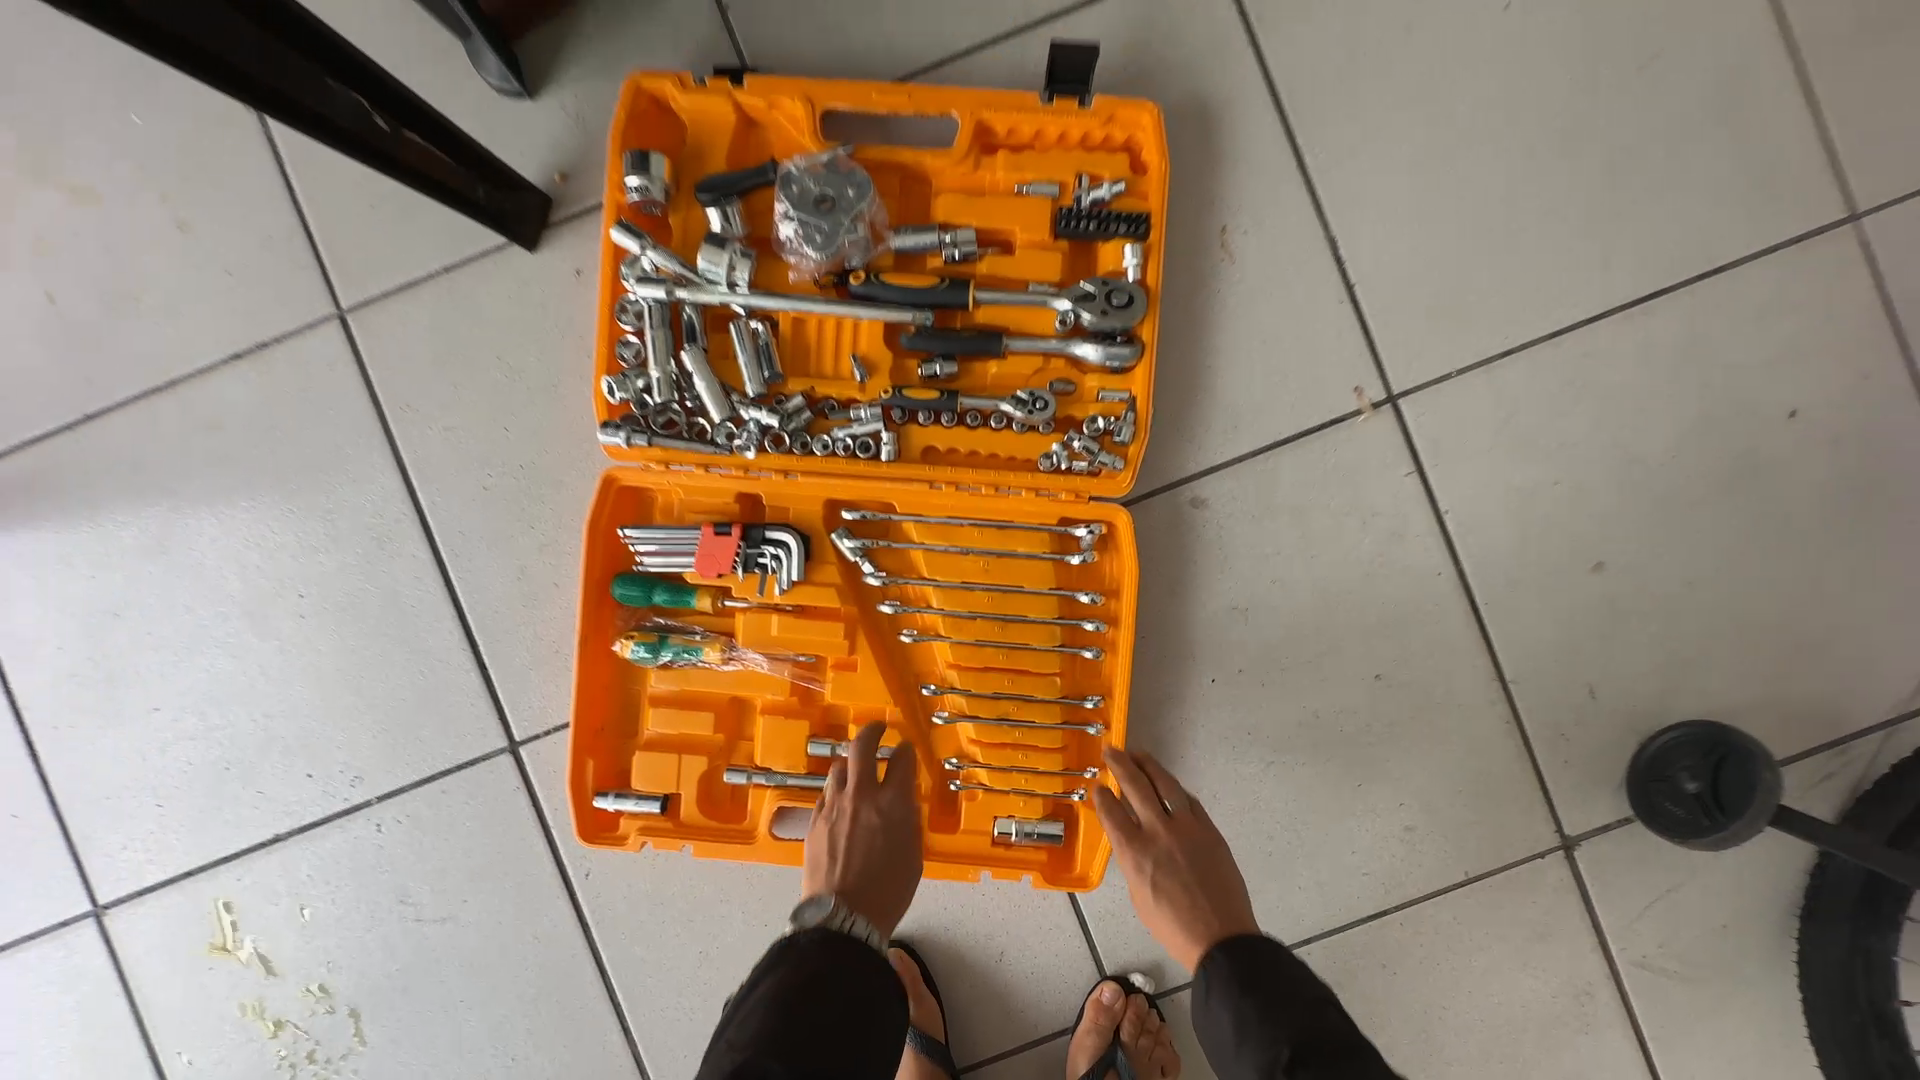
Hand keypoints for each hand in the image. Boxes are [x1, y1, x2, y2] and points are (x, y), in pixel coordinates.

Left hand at [802, 722, 922, 938]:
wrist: (842, 918)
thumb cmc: (888, 893)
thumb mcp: (913, 855)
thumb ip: (908, 821)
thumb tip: (902, 802)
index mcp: (893, 803)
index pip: (901, 759)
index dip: (905, 749)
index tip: (905, 748)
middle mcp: (862, 795)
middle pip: (862, 746)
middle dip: (872, 731)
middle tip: (878, 729)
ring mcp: (833, 806)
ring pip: (839, 768)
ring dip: (850, 764)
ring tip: (857, 770)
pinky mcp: (814, 821)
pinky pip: (825, 793)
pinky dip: (836, 790)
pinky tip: (840, 800)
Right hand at [1093, 746, 1258, 972]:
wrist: (1221, 937)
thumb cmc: (1172, 926)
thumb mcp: (1138, 896)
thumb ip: (1131, 861)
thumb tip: (1130, 839)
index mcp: (1135, 853)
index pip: (1111, 811)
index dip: (1101, 795)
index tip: (1097, 784)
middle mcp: (1158, 832)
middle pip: (1135, 787)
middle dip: (1120, 764)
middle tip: (1111, 750)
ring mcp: (1187, 828)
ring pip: (1165, 785)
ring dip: (1149, 765)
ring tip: (1138, 754)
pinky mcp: (1209, 830)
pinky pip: (1189, 800)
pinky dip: (1175, 788)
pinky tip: (1168, 783)